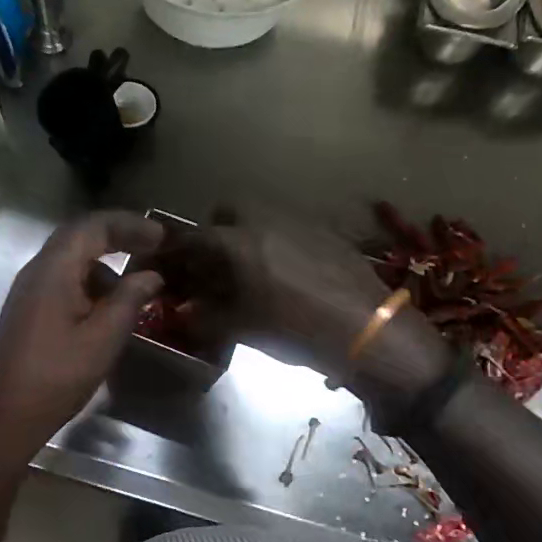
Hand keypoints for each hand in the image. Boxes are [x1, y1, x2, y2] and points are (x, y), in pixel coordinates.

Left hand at [0, 212, 165, 471]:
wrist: (3, 418)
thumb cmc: (56, 376)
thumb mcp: (102, 338)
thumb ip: (129, 299)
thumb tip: (151, 275)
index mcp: (53, 269)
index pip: (93, 226)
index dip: (130, 225)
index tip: (162, 237)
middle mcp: (36, 271)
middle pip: (79, 238)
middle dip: (118, 238)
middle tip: (153, 249)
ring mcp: (28, 292)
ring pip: (71, 263)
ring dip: (105, 267)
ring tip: (135, 290)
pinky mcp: (27, 312)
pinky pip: (63, 283)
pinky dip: (90, 287)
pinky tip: (107, 313)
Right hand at [174, 211, 452, 416]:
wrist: (369, 330)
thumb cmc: (298, 331)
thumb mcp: (243, 329)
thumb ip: (207, 316)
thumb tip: (188, 310)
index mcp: (239, 242)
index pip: (194, 237)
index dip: (178, 251)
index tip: (172, 264)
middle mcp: (266, 220)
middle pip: (229, 210)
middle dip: (217, 230)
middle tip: (218, 262)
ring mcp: (301, 220)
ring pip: (262, 214)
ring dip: (249, 232)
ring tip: (255, 267)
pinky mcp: (328, 230)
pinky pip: (291, 226)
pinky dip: (279, 240)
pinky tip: (290, 271)